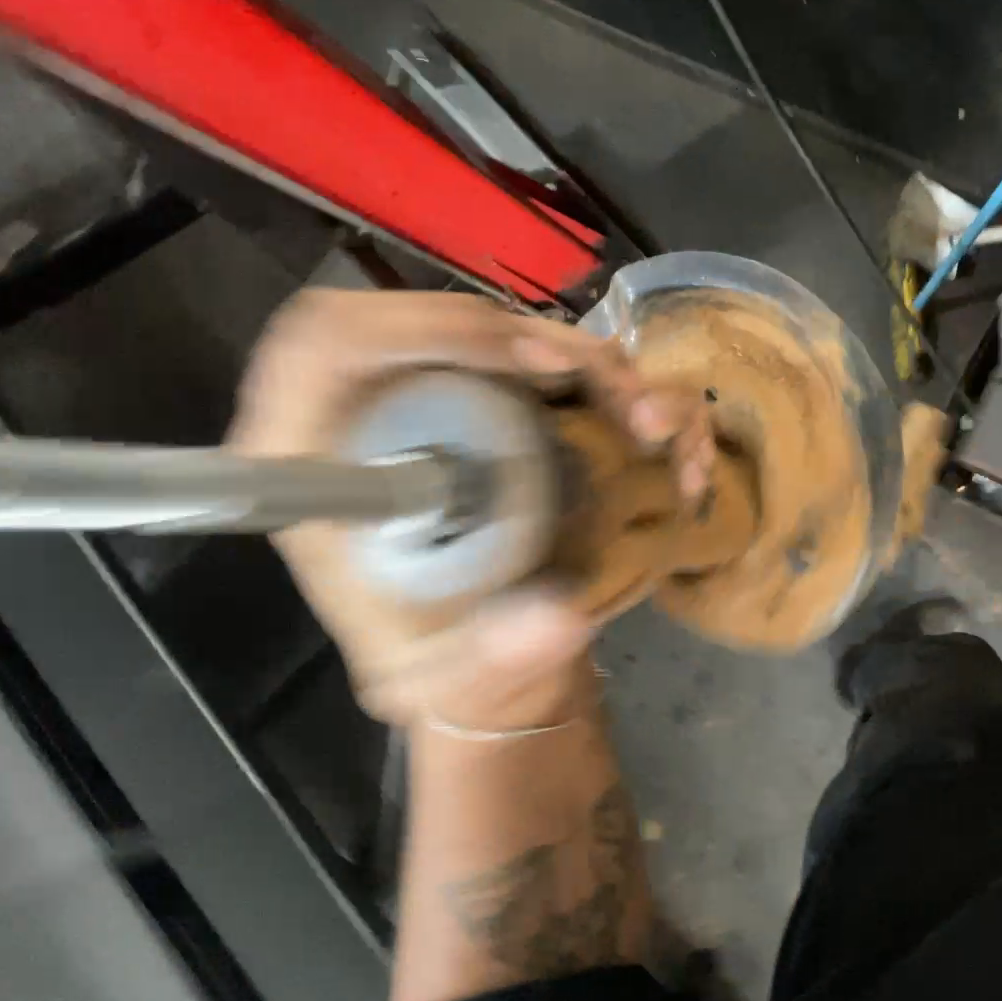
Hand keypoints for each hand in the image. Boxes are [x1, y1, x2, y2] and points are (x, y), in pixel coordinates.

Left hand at [225, 289, 713, 731]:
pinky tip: (673, 451)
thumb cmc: (446, 666)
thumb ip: (496, 655)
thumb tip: (556, 620)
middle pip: (452, 323)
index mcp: (328, 461)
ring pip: (530, 343)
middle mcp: (394, 417)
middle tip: (618, 389)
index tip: (529, 365)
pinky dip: (641, 403)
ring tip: (657, 430)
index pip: (332, 342)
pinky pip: (583, 379)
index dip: (425, 329)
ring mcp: (467, 410)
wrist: (497, 659)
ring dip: (607, 374)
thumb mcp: (456, 677)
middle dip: (549, 346)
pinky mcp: (526, 418)